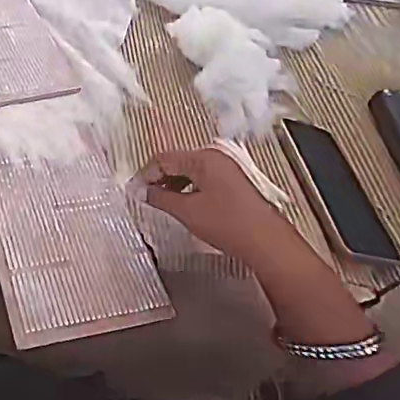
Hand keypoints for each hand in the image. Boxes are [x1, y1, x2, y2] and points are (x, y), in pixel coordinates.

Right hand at [140, 149, 282, 258]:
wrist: (263, 240)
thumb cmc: (229, 223)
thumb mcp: (186, 210)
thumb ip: (160, 198)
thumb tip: (144, 192)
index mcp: (204, 159)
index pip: (164, 159)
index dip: (146, 175)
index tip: (136, 190)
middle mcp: (216, 159)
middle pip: (176, 162)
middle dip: (158, 179)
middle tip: (145, 196)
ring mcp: (226, 170)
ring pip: (188, 171)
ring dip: (172, 185)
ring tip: (161, 203)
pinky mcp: (231, 183)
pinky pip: (201, 179)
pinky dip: (187, 189)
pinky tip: (182, 204)